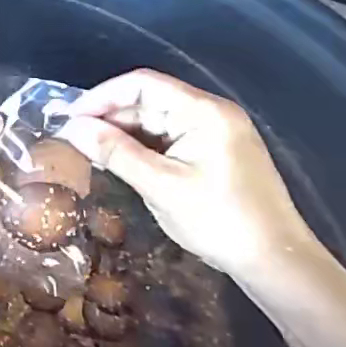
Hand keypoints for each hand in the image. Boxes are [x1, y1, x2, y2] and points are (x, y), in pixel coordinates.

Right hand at [57, 70, 322, 277]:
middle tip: (71, 139)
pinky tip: (117, 162)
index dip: (101, 96)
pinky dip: (138, 147)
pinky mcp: (211, 152)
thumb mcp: (160, 186)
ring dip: (120, 133)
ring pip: (153, 121)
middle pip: (147, 100)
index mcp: (203, 111)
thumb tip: (72, 127)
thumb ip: (115, 152)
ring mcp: (212, 132)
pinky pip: (165, 139)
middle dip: (108, 117)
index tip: (69, 118)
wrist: (275, 262)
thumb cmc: (220, 221)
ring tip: (87, 151)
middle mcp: (209, 113)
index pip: (142, 84)